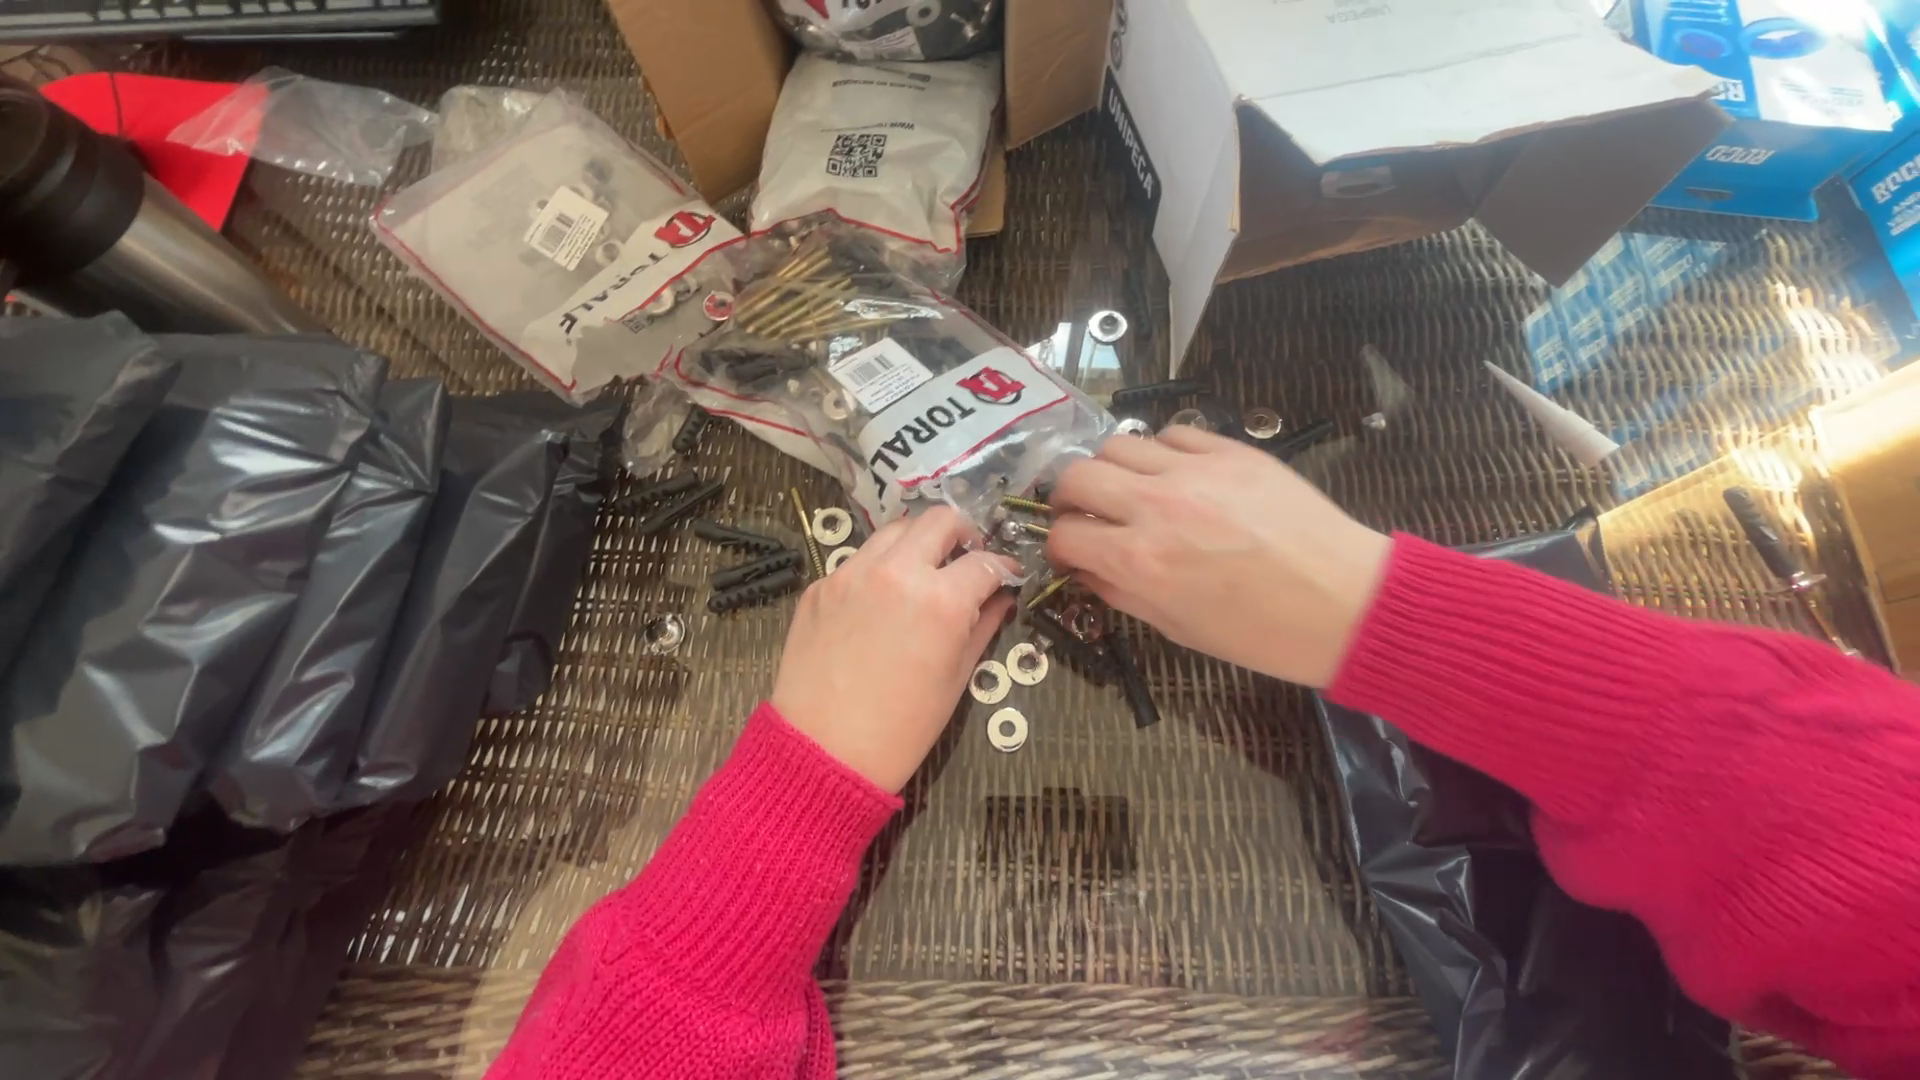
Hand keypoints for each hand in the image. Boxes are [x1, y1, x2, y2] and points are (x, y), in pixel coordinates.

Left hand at [772, 506, 1015, 792]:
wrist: (822, 752)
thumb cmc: (901, 728)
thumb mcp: (956, 679)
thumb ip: (982, 626)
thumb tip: (1000, 599)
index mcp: (941, 600)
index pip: (984, 562)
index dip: (1002, 567)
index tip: (1005, 575)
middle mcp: (897, 572)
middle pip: (939, 521)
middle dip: (961, 534)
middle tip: (965, 558)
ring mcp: (852, 573)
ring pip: (894, 530)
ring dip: (917, 543)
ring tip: (922, 572)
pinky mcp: (820, 586)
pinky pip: (858, 560)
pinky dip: (879, 568)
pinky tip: (880, 601)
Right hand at [1046, 426, 1392, 687]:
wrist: (1346, 603)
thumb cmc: (1259, 633)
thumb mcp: (1177, 628)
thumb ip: (1119, 593)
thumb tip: (1085, 570)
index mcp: (1140, 560)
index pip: (1064, 535)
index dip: (1058, 546)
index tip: (1070, 552)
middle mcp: (1156, 505)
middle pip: (1076, 476)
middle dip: (1066, 498)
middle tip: (1084, 513)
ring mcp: (1195, 470)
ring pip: (1117, 445)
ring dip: (1109, 470)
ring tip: (1128, 489)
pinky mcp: (1231, 450)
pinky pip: (1173, 434)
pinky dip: (1159, 452)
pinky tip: (1173, 474)